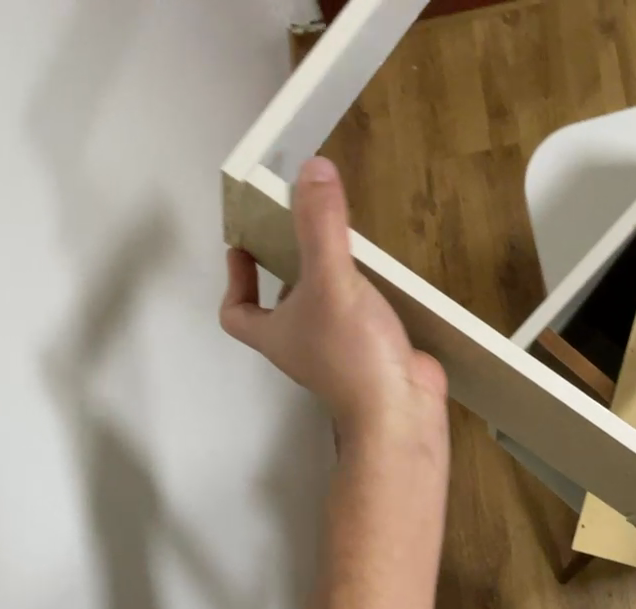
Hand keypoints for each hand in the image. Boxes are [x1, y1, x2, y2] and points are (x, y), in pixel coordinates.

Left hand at [220, 157, 446, 447]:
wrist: (401, 411)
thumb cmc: (352, 353)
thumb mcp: (330, 280)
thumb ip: (320, 225)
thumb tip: (312, 169)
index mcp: (276, 334)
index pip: (236, 313)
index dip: (234, 281)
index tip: (242, 247)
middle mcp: (302, 345)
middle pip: (280, 308)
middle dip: (286, 271)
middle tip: (300, 230)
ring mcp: (339, 354)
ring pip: (324, 312)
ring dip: (330, 280)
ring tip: (345, 242)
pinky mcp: (373, 356)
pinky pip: (362, 320)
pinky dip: (368, 297)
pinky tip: (385, 274)